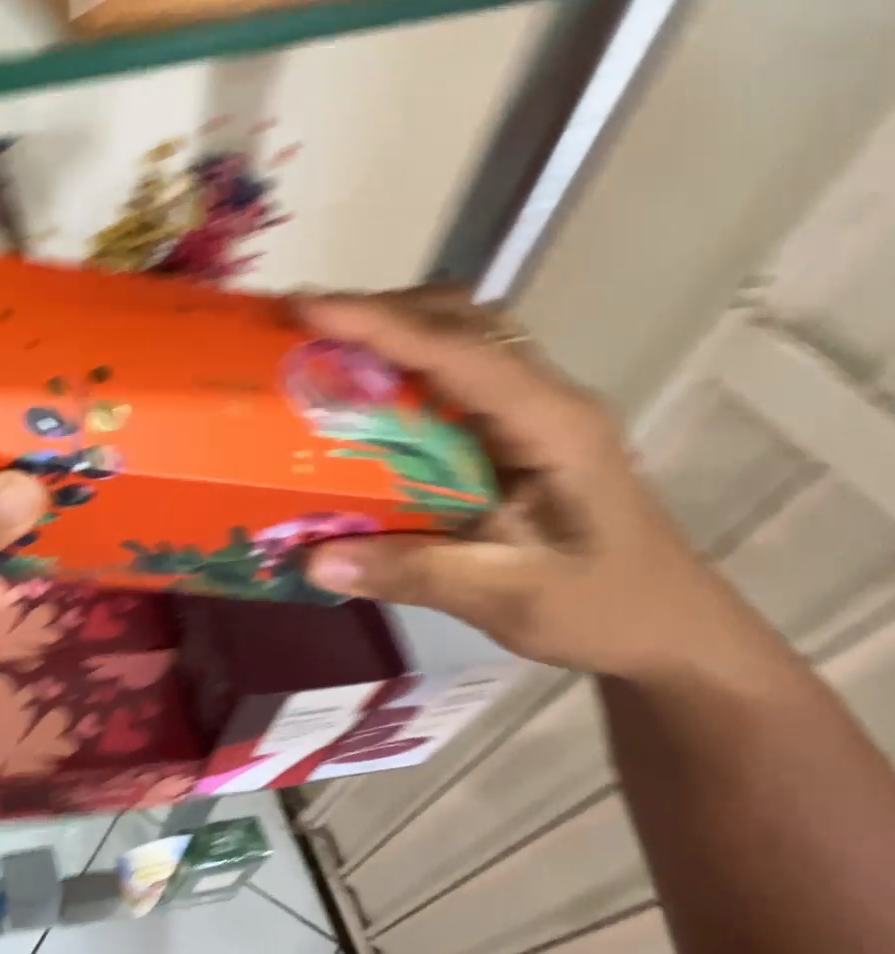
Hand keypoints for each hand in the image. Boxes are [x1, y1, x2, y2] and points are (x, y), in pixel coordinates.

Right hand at [299, 289, 752, 680]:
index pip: (457, 352)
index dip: (378, 324)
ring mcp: (530, 413)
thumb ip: (414, 574)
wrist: (670, 631)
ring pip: (457, 339)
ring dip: (388, 331)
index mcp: (550, 425)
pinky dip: (397, 368)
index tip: (305, 307)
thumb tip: (313, 560)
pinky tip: (355, 397)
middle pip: (459, 320)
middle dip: (376, 312)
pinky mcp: (512, 434)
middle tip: (296, 328)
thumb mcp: (510, 600)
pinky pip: (449, 378)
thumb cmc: (607, 610)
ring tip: (315, 349)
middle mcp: (541, 401)